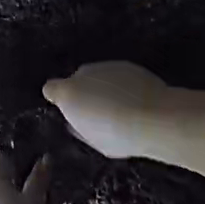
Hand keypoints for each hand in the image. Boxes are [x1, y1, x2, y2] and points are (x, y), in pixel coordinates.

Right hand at [42, 61, 172, 160]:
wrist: (154, 116)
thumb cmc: (117, 135)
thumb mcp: (92, 139)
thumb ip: (79, 126)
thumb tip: (75, 120)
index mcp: (69, 93)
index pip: (50, 88)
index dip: (58, 98)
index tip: (70, 109)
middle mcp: (84, 73)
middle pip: (77, 80)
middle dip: (84, 92)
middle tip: (100, 113)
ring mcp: (107, 65)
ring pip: (98, 76)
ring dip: (103, 87)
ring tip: (121, 108)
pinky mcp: (128, 64)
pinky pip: (117, 74)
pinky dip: (121, 84)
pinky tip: (135, 99)